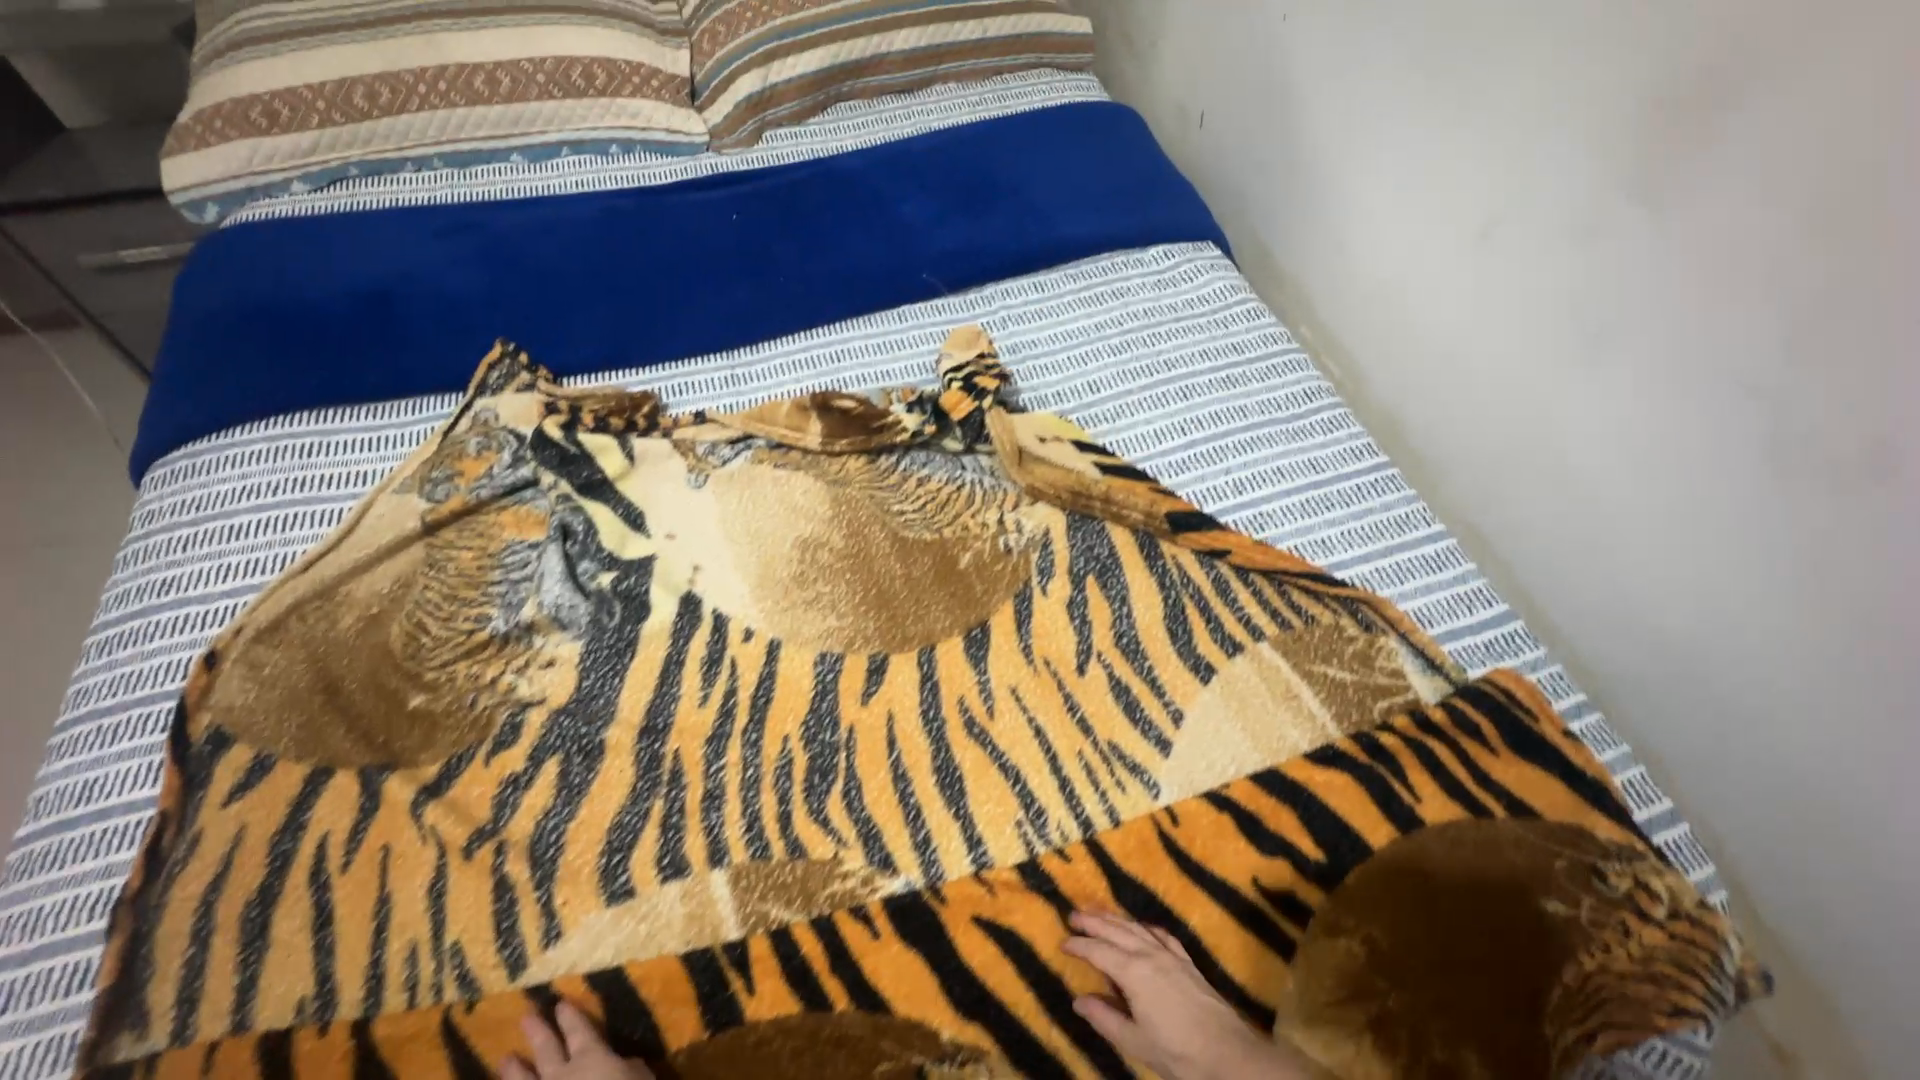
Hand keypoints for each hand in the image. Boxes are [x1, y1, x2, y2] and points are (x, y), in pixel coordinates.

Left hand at [499, 1001, 653, 1079]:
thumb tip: (624, 1063)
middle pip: (546, 1050)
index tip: (560, 1003)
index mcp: (591, 1057)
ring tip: (505, 1058)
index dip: (569, 1017)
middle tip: (525, 1016)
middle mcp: (561, 1075)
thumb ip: (630, 1069)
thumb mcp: (642, 1078)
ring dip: (514, 1070)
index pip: (578, 1030)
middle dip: (537, 1032)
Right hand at [1062, 910, 1314, 1079]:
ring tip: (1099, 913)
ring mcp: (1171, 956)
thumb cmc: (1177, 1052)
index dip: (1079, 945)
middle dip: (1093, 921)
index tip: (1063, 942)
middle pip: (1116, 931)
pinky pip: (1162, 936)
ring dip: (1116, 919)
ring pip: (1137, 929)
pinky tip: (1143, 928)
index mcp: (1133, 972)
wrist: (1228, 1054)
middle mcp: (1150, 955)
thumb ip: (1105, 1018)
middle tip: (1073, 914)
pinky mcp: (1188, 963)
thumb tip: (1079, 1000)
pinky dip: (1147, 928)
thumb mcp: (1135, 1042)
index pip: (1098, 951)